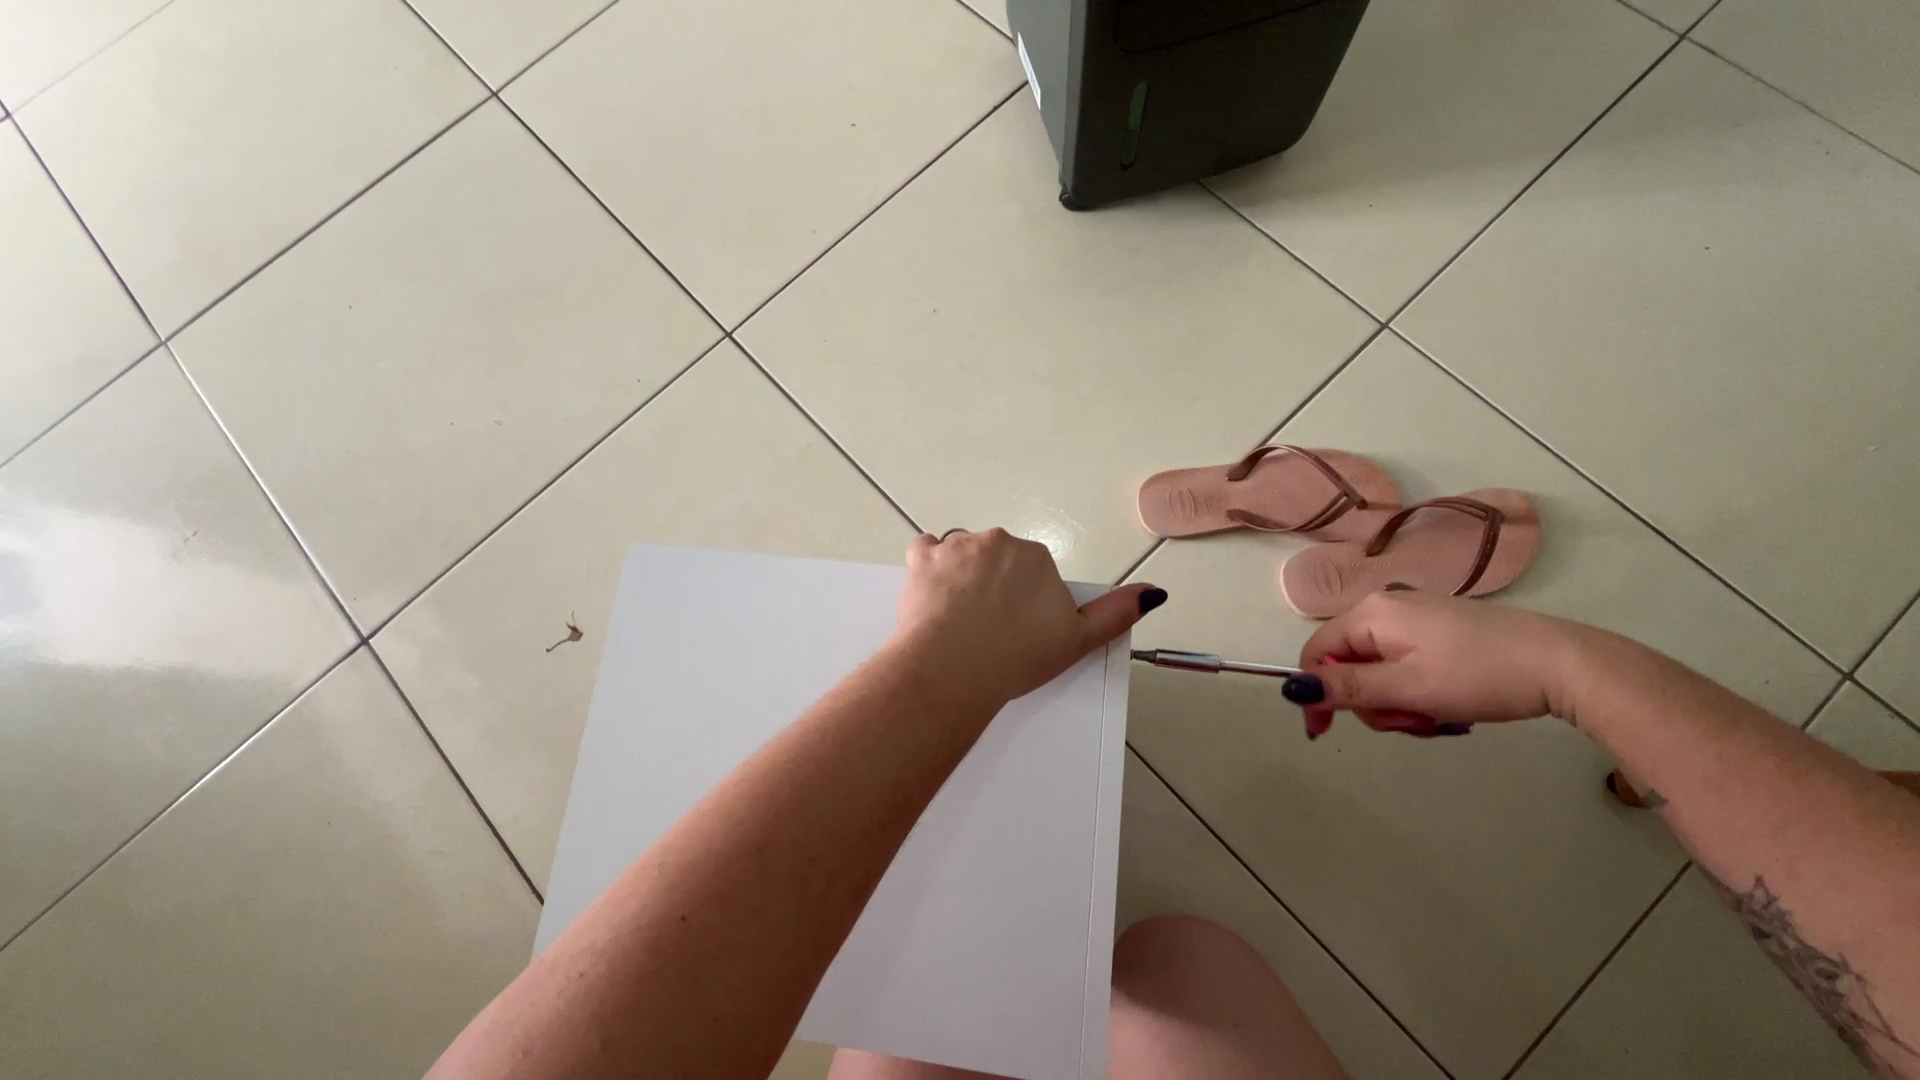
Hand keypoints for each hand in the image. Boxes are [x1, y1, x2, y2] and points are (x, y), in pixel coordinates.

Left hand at [891, 528, 1166, 708]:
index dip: (1025, 601)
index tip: (1017, 629)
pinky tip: (931, 596)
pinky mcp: (920, 558)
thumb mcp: (1078, 640)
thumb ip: (1117, 613)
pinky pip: (924, 550)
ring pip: (960, 553)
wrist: (953, 670)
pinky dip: (928, 568)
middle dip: (993, 585)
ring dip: (960, 575)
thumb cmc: (1017, 656)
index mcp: (1036, 556)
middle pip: (996, 558)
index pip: (1032, 571)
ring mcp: (955, 546)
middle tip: (988, 628)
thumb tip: (1155, 592)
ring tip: (958, 618)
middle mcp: (998, 541)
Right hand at [1292, 590, 1592, 738]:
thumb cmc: (1478, 674)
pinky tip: (1445, 704)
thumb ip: (1347, 688)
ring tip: (1435, 718)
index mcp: (1370, 614)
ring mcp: (1416, 616)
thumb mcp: (1407, 688)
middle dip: (1371, 702)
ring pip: (1378, 669)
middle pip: (1348, 663)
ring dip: (1398, 702)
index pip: (1316, 653)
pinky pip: (1405, 663)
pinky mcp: (1441, 629)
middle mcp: (1385, 607)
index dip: (1316, 695)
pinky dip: (1416, 690)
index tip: (1325, 733)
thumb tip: (1292, 688)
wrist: (1563, 662)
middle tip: (1411, 723)